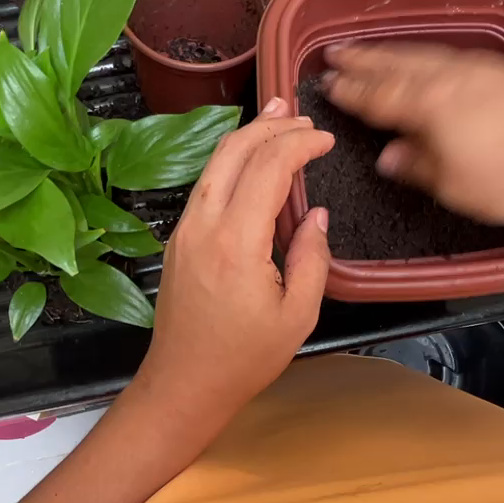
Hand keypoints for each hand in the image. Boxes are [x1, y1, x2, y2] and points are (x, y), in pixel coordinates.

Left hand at [129, 98, 333, 423]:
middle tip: (302, 117)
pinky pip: (205, 186)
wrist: (183, 384)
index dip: (300, 144)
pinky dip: (230, 164)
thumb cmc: (244, 359)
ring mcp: (184, 231)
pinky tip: (250, 164)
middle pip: (233, 151)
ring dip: (246, 138)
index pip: (269, 167)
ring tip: (276, 121)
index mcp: (236, 242)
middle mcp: (203, 226)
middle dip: (270, 126)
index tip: (326, 140)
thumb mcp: (297, 315)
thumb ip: (312, 258)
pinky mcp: (177, 241)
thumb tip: (315, 215)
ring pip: (213, 164)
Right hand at [322, 42, 503, 223]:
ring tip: (371, 52)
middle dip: (363, 60)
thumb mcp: (456, 185)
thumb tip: (390, 154)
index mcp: (429, 104)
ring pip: (425, 56)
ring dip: (392, 54)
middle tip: (334, 51)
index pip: (378, 95)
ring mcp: (483, 70)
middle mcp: (451, 77)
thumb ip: (418, 166)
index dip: (350, 92)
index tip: (325, 84)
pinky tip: (429, 62)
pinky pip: (451, 56)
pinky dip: (427, 57)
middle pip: (397, 65)